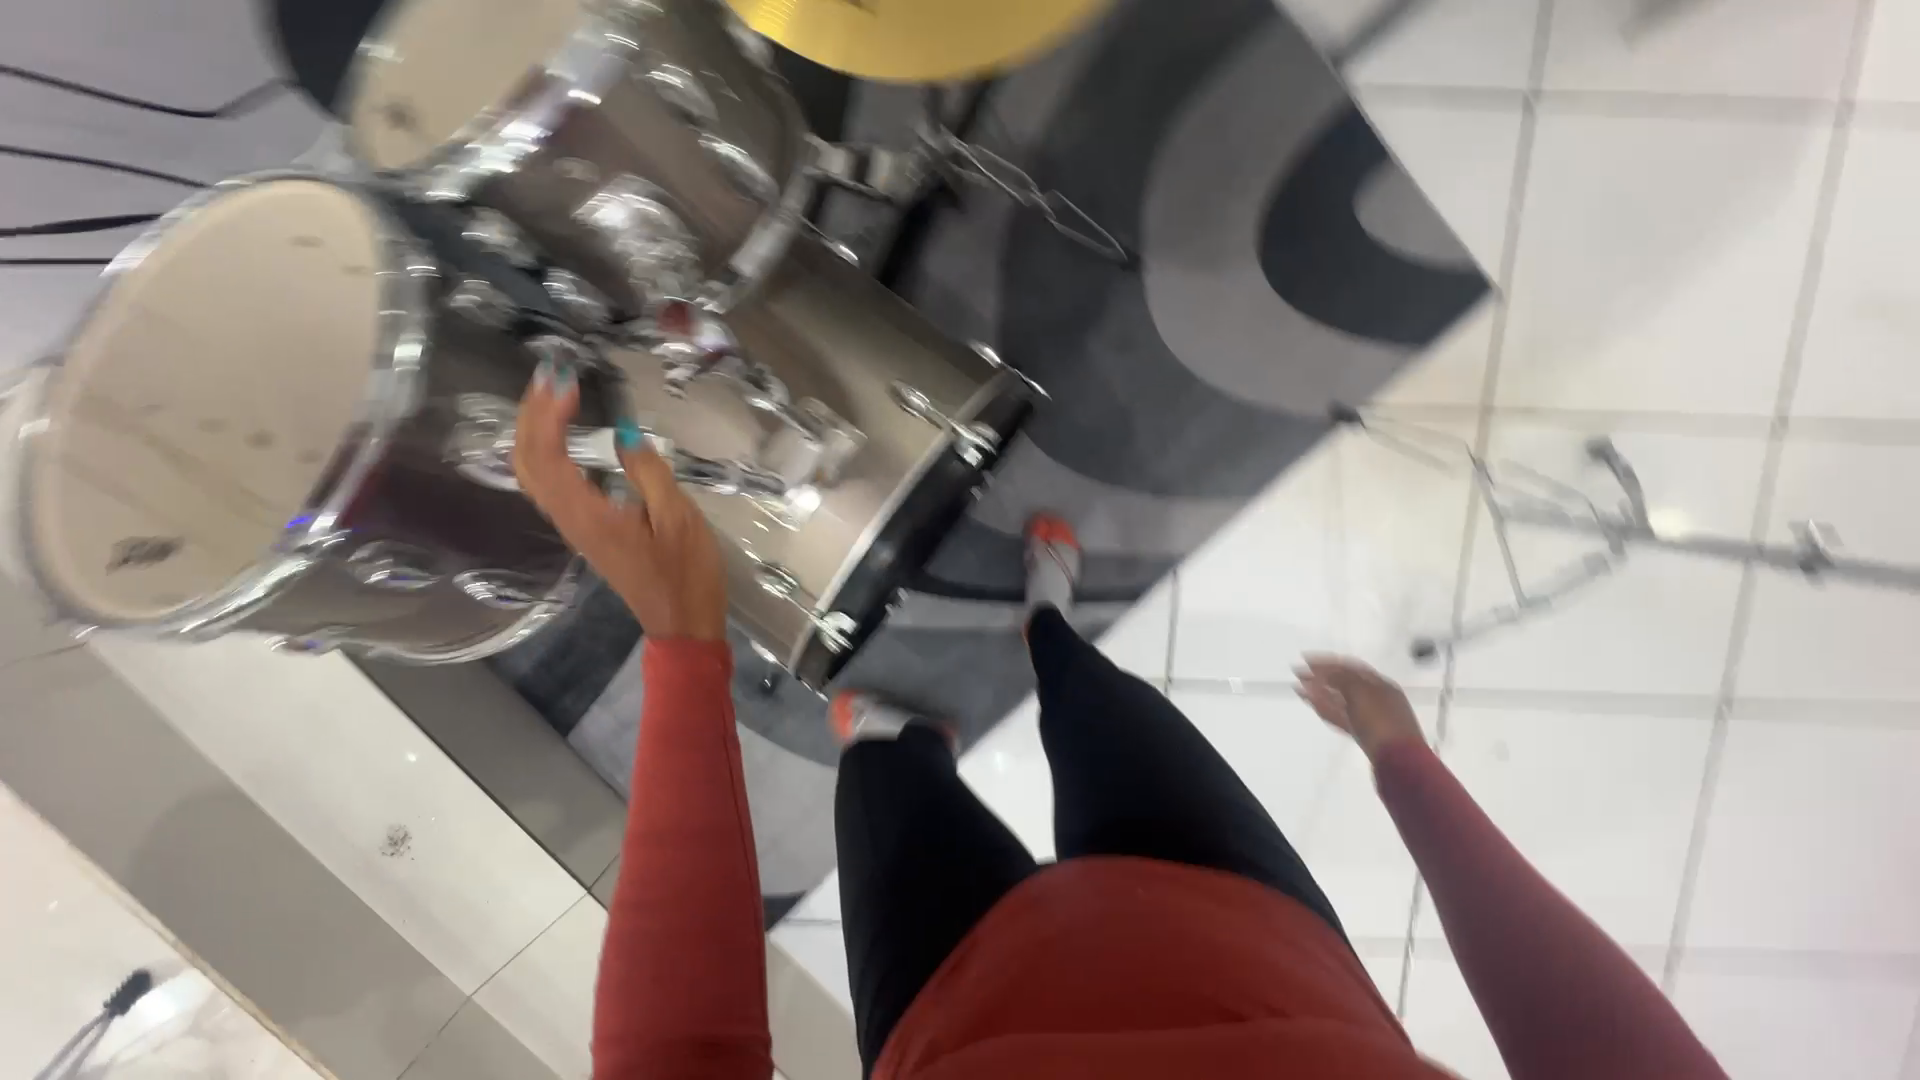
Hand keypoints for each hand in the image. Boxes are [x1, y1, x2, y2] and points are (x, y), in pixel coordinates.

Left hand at [513, 365, 726, 641]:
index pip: (547, 455)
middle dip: (530, 414)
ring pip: (533, 473)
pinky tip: (563, 435)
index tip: (567, 379)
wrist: (683, 622)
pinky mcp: (586, 530)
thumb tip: (624, 434)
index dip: (548, 413)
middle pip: (526, 462)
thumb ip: (648, 472)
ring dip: (534, 430)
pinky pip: (550, 485)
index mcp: (588, 514)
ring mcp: (575, 527)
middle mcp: (569, 519)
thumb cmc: (686, 573)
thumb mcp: (678, 518)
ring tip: (552, 396)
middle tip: (551, 376)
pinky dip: (547, 451)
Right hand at [1294, 655, 1423, 762]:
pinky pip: (1341, 717)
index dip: (1327, 661)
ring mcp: (1368, 717)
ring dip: (1319, 693)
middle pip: (1344, 683)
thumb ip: (1342, 679)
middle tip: (1298, 673)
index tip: (1305, 659)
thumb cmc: (1381, 722)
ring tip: (1299, 688)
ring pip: (1340, 701)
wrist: (1398, 761)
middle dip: (1320, 677)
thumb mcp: (1361, 693)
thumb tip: (1327, 672)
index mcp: (1380, 685)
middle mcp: (1375, 698)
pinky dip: (1326, 709)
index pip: (1350, 666)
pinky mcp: (1361, 734)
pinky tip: (1312, 703)